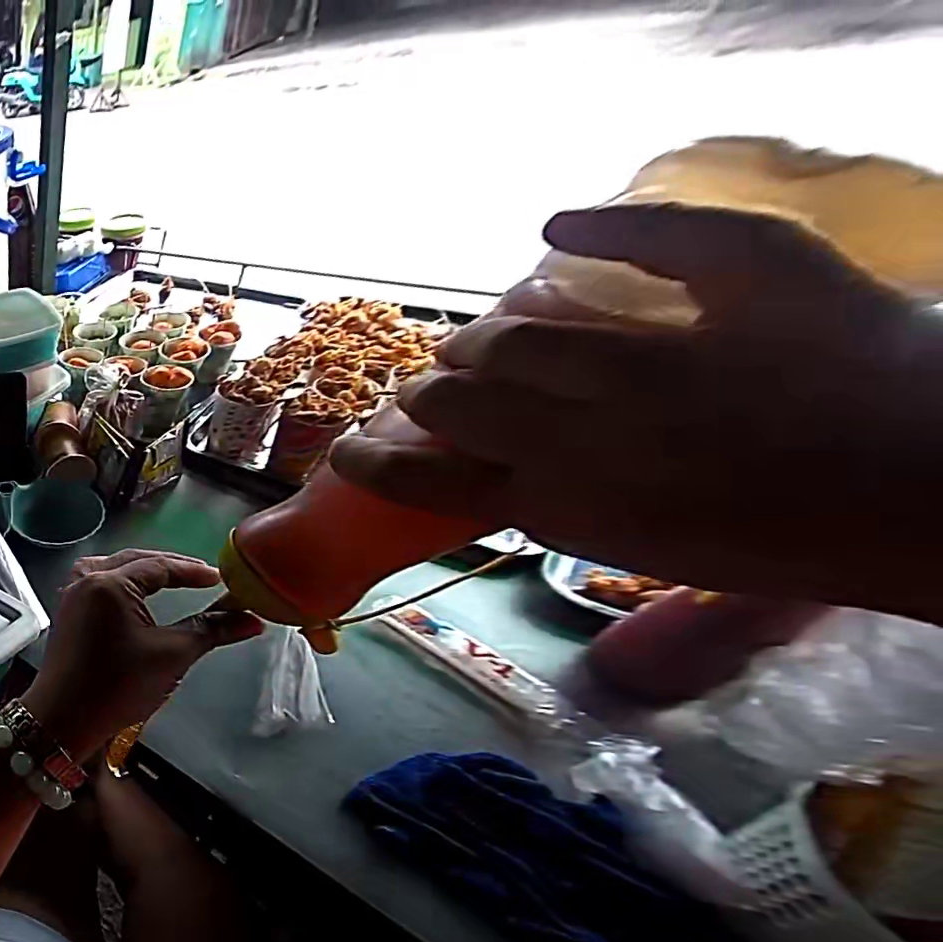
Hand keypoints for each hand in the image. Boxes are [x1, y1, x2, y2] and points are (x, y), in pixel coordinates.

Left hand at [24, 550, 262, 756]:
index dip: (193, 571)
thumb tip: (250, 619)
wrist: (63, 720)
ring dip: (140, 570)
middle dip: (169, 566)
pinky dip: (120, 583)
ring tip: (168, 579)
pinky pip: (96, 584)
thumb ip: (210, 630)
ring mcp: (71, 597)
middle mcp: (86, 581)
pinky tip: (134, 597)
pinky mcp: (67, 615)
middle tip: (200, 577)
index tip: (221, 579)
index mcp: (109, 584)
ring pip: (110, 568)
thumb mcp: (171, 655)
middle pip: (133, 560)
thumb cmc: (117, 686)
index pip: (159, 566)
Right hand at [330, 204, 942, 623]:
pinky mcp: (769, 295)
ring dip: (478, 337)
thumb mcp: (620, 542)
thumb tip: (465, 468)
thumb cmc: (771, 538)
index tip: (344, 448)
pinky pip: (674, 243)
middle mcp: (594, 437)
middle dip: (425, 392)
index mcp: (561, 505)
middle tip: (429, 388)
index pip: (420, 479)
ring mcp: (674, 362)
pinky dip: (611, 225)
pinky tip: (552, 229)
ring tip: (477, 339)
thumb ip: (535, 502)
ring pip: (517, 335)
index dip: (366, 461)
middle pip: (453, 399)